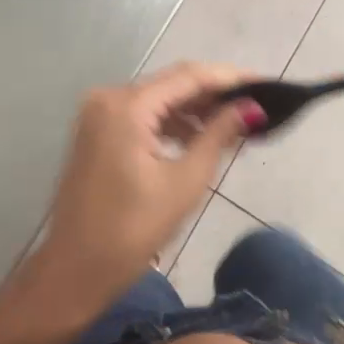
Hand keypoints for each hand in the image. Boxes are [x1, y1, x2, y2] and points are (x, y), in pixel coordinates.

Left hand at [32, 63, 263, 307]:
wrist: (75, 268)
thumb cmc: (132, 229)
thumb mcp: (184, 181)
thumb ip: (218, 135)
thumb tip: (251, 108)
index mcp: (126, 105)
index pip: (188, 76)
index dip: (230, 78)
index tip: (267, 83)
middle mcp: (108, 97)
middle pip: (171, 84)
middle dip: (214, 94)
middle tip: (257, 106)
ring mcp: (98, 114)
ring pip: (157, 100)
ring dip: (194, 111)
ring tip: (237, 126)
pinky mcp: (97, 132)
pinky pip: (142, 116)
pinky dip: (171, 124)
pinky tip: (201, 138)